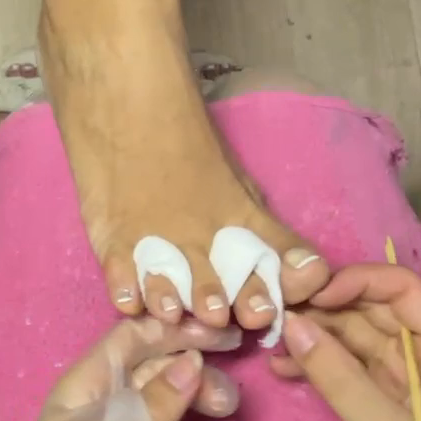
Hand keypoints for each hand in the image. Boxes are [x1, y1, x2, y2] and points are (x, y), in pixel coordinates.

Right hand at [95, 151, 333, 332]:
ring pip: (163, 277)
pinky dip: (123, 285)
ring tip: (172, 311)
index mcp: (236, 220)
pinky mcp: (113, 234)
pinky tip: (128, 301)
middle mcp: (198, 234)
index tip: (270, 309)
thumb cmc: (189, 144)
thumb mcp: (239, 185)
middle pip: (210, 278)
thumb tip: (308, 271)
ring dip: (168, 297)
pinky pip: (118, 266)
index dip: (269, 288)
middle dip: (216, 298)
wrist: (131, 107)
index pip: (262, 260)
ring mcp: (153, 236)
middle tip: (218, 313)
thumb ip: (267, 232)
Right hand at [272, 265, 420, 420]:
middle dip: (327, 305)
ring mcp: (406, 378)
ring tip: (272, 337)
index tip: (311, 294)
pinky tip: (283, 367)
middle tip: (277, 308)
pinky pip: (347, 364)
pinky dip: (317, 361)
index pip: (404, 290)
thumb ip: (339, 378)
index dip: (358, 281)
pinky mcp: (385, 399)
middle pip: (374, 308)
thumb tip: (291, 324)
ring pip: (355, 334)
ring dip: (315, 333)